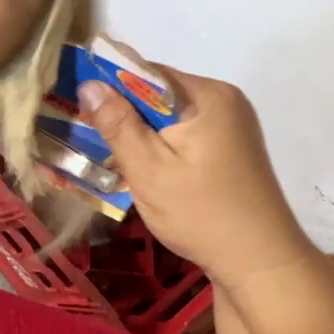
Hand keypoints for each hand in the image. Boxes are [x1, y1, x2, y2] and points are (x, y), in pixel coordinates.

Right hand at [77, 68, 317, 288]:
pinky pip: (182, 133)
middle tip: (86, 141)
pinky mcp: (230, 145)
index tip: (76, 111)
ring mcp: (230, 123)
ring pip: (167, 116)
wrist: (257, 259)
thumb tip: (90, 84)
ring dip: (137, 133)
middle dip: (121, 115)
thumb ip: (118, 124)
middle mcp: (223, 99)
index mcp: (207, 96)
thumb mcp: (148, 169)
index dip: (107, 88)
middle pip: (156, 94)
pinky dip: (158, 145)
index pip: (145, 73)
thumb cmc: (200, 213)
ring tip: (108, 158)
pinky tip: (140, 169)